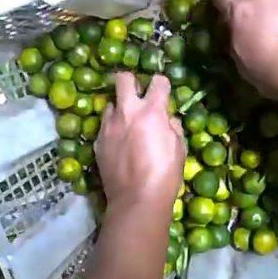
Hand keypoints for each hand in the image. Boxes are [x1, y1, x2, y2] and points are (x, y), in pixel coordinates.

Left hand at [96, 71, 183, 216]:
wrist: (137, 200)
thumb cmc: (165, 174)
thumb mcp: (179, 148)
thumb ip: (172, 127)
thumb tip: (167, 119)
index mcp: (152, 111)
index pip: (157, 82)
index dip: (162, 84)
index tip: (163, 91)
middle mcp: (127, 112)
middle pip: (123, 79)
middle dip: (131, 81)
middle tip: (137, 93)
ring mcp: (108, 126)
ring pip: (110, 103)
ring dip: (119, 107)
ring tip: (127, 122)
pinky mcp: (98, 142)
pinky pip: (104, 126)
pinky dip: (112, 129)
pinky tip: (119, 143)